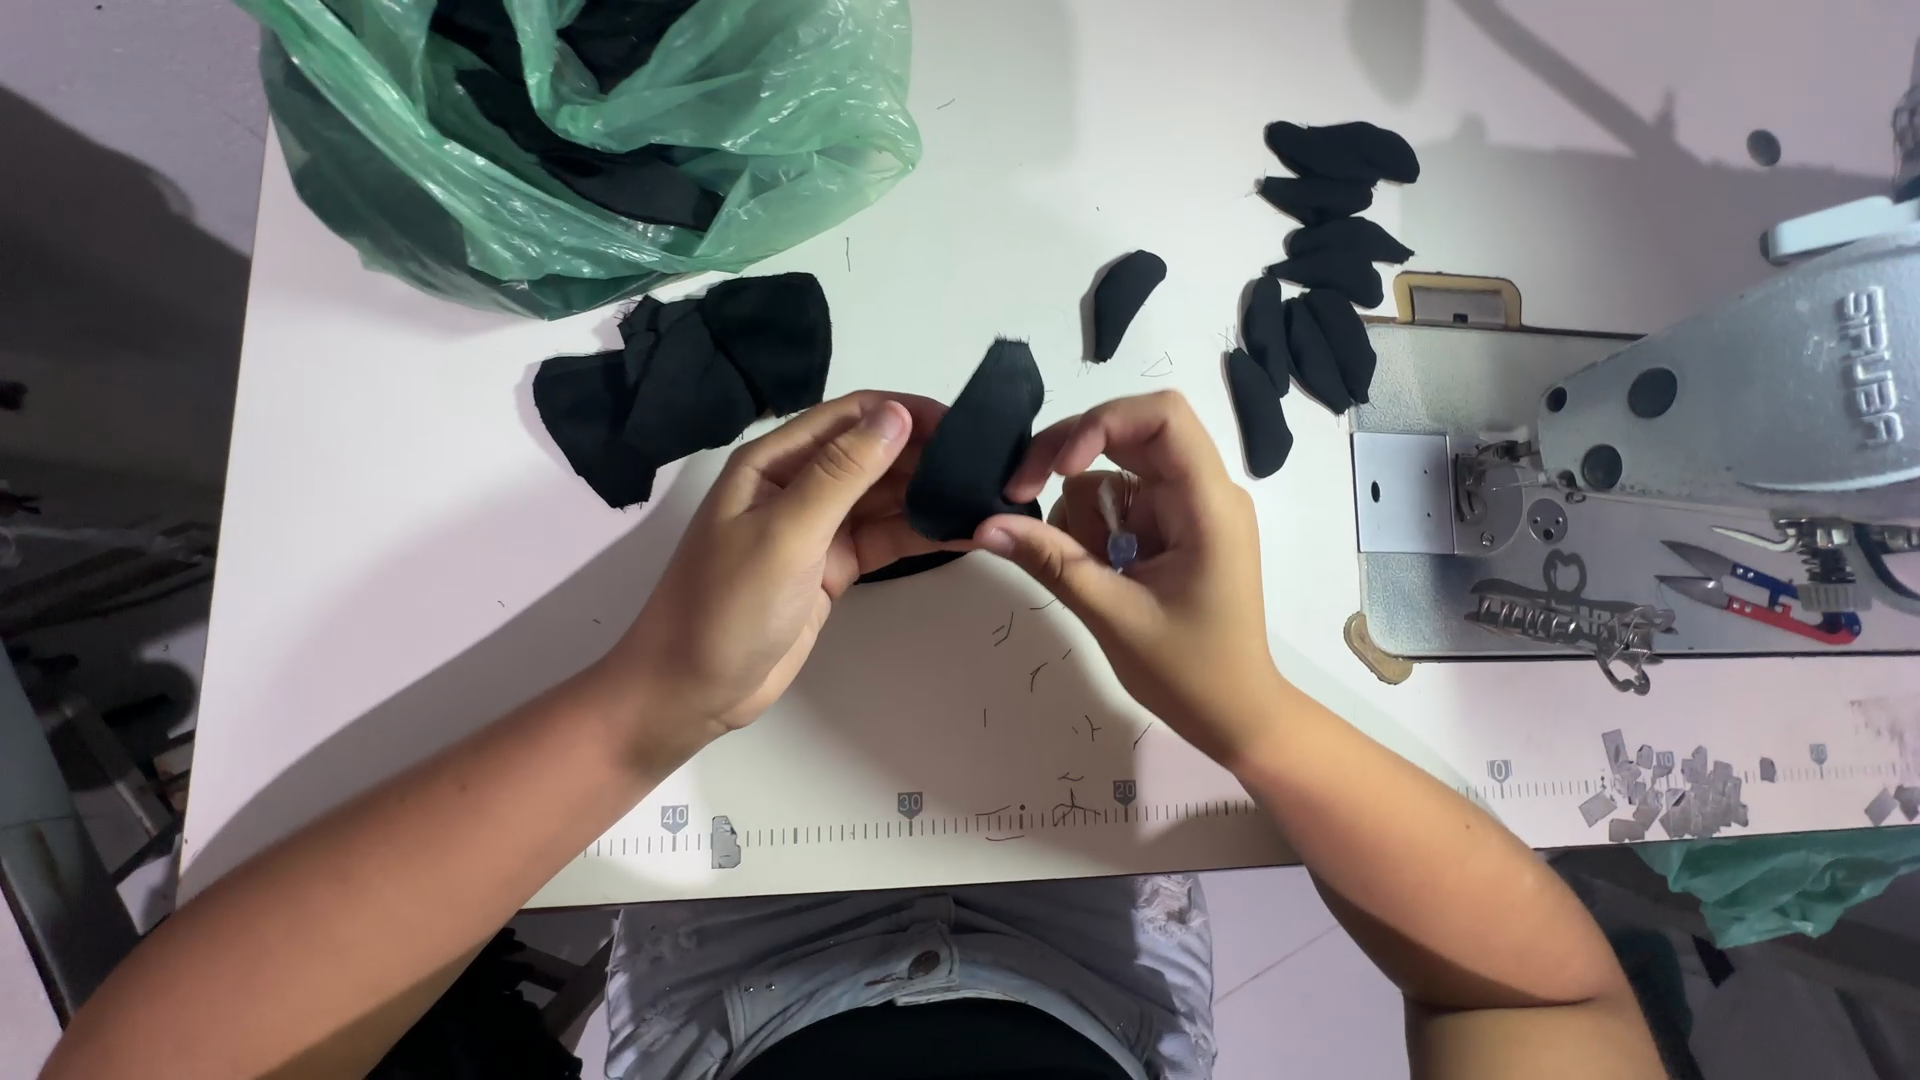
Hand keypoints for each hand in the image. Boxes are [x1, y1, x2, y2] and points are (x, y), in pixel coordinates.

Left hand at [599, 392, 967, 749]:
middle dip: (925, 455)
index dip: (905, 412)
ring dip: (927, 494)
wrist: (693, 691)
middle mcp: (798, 486)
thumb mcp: (785, 532)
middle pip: (872, 454)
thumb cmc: (727, 606)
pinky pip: (882, 538)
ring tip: (984, 496)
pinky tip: (960, 532)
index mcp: (775, 462)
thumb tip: (896, 414)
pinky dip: (918, 534)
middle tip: (986, 467)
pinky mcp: (832, 567)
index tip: (963, 424)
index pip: (850, 417)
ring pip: (882, 497)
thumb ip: (842, 474)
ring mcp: (817, 529)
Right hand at [975, 391, 1281, 765]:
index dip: (1102, 423)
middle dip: (1067, 458)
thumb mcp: (1112, 615)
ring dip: (1080, 513)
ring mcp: (1183, 509)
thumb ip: (1050, 562)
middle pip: (1127, 435)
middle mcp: (1200, 492)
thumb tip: (984, 526)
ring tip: (1088, 571)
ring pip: (1111, 472)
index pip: (1162, 417)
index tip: (1058, 469)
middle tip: (1018, 493)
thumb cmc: (1190, 672)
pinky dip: (1089, 530)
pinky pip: (1114, 504)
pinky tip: (1098, 572)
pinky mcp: (1167, 528)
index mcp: (1207, 504)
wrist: (1233, 714)